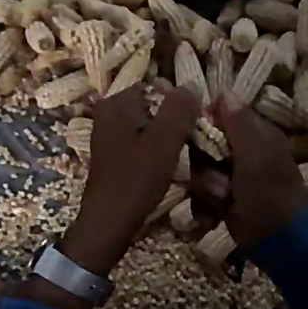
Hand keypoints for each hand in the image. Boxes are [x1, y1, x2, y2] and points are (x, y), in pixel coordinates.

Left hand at [59, 85, 200, 273]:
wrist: (108, 223)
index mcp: (117, 103)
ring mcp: (110, 136)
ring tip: (192, 164)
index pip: (160, 89)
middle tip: (198, 148)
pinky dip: (160, 156)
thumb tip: (191, 85)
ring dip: (174, 146)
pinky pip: (144, 147)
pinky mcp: (115, 157)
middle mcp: (109, 114)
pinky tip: (173, 172)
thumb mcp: (164, 140)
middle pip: (156, 110)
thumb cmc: (136, 179)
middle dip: (180, 129)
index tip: (198, 128)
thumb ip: (179, 108)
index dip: (183, 107)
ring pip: (153, 131)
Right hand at [198, 93, 307, 250]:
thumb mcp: (257, 155)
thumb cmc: (271, 196)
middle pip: (203, 144)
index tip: (200, 138)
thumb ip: (240, 123)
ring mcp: (232, 177)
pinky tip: (217, 215)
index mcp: (257, 133)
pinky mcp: (223, 201)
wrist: (281, 244)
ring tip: (224, 201)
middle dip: (204, 164)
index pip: (221, 113)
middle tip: (220, 180)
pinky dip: (205, 207)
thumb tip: (223, 92)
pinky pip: (200, 195)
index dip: (206, 123)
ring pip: (198, 171)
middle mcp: (243, 151)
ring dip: (206, 189)